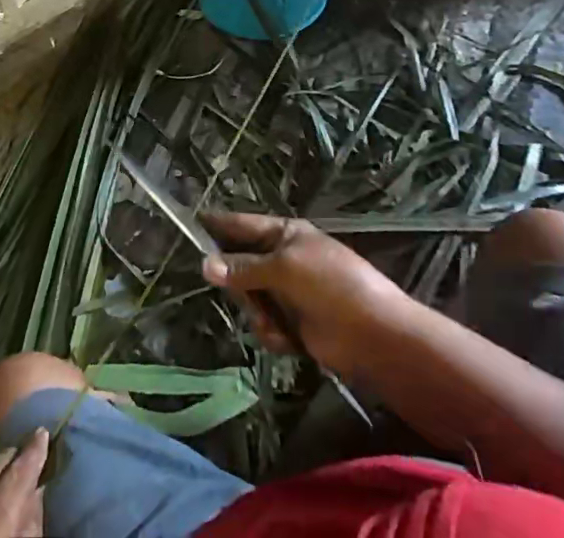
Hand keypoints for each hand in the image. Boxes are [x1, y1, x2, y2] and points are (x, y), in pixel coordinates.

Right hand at [198, 212, 414, 375]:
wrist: (378, 339)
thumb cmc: (332, 287)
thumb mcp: (284, 268)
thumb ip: (242, 266)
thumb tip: (204, 265)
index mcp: (284, 234)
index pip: (238, 224)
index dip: (213, 226)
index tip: (185, 227)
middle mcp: (282, 259)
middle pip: (236, 264)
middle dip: (238, 283)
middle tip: (243, 293)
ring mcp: (287, 292)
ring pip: (246, 297)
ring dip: (257, 312)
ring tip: (272, 322)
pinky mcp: (292, 323)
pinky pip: (263, 324)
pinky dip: (272, 332)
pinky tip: (287, 339)